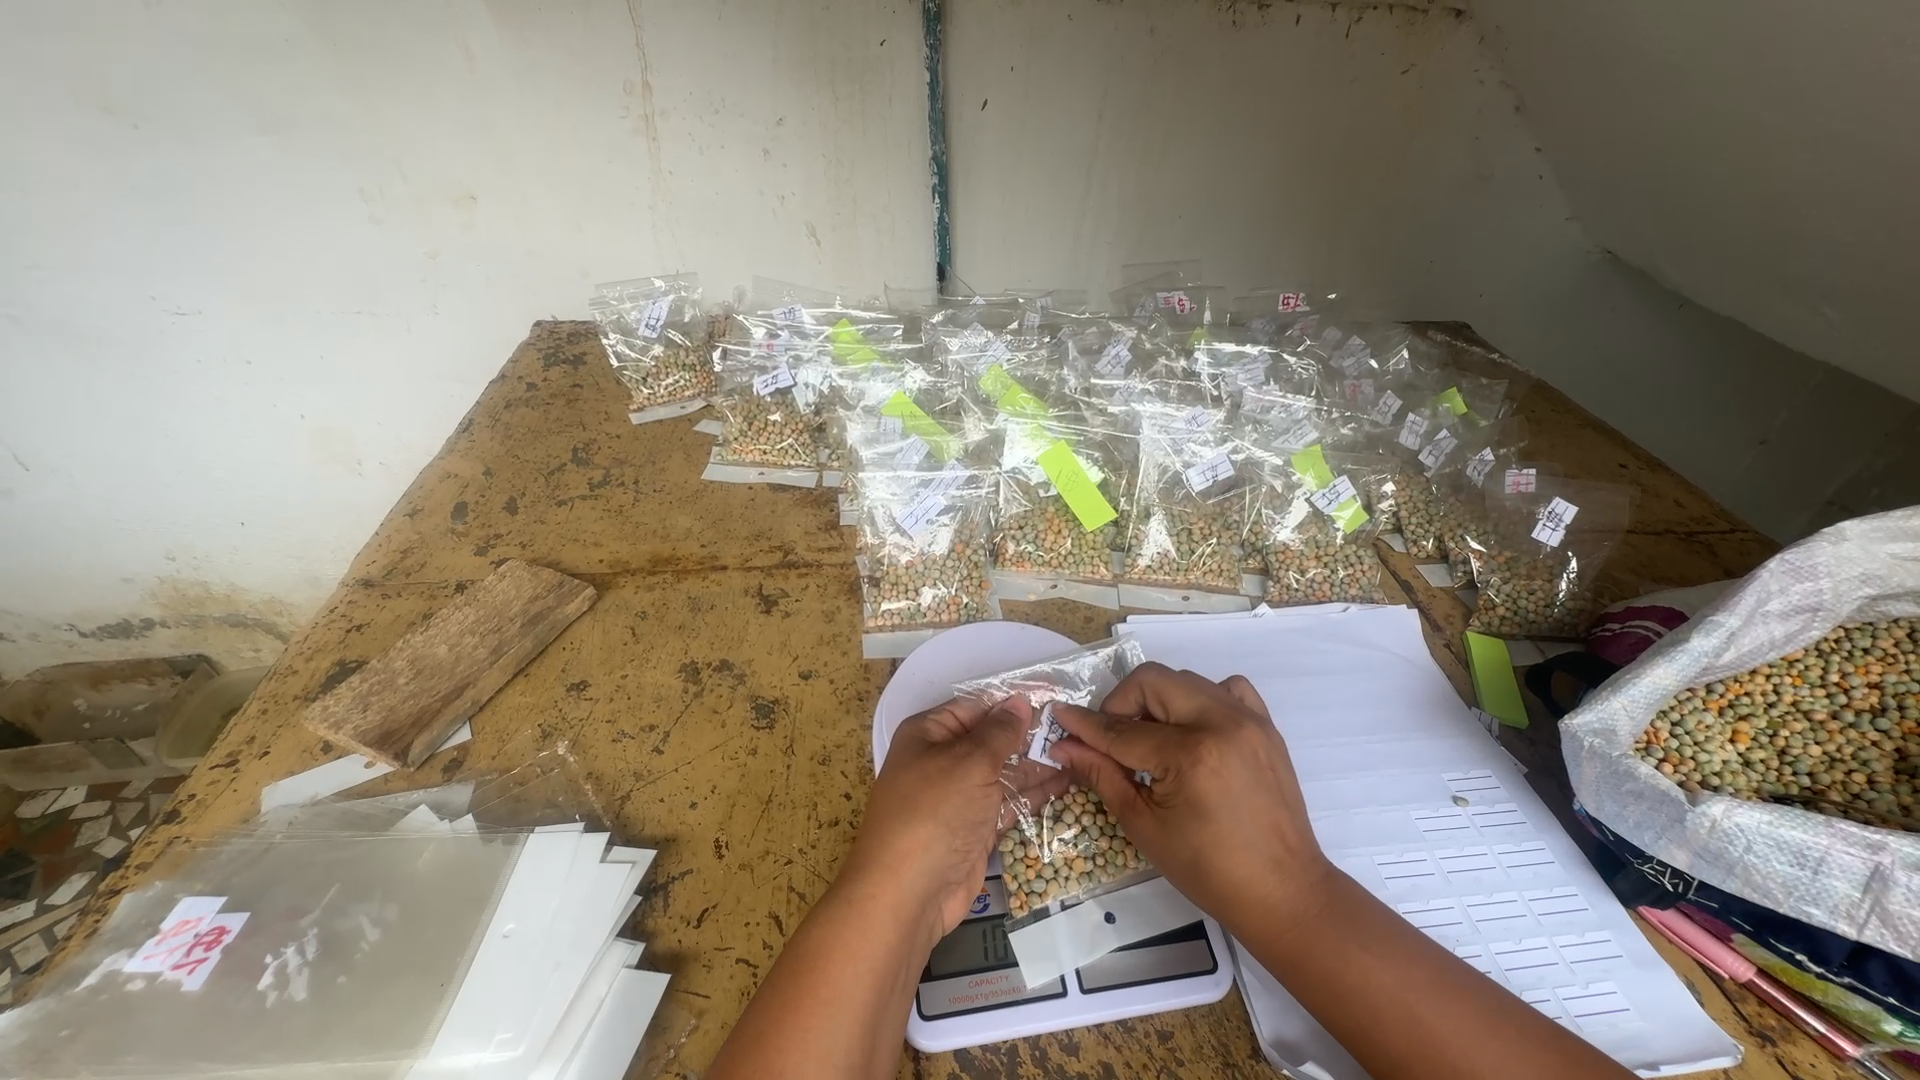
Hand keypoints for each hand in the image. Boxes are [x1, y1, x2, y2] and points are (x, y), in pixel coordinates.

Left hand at [844, 696, 1069, 946]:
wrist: (908, 893)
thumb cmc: (934, 812)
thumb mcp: (969, 762)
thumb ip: (999, 732)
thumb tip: (1020, 702)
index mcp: (929, 734)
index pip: (976, 707)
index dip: (1012, 703)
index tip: (1054, 698)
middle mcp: (942, 761)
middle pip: (990, 740)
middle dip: (1028, 736)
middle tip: (1074, 730)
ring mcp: (959, 798)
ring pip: (1002, 773)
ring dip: (1036, 765)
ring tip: (1078, 754)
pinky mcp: (974, 830)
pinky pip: (1007, 804)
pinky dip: (1033, 795)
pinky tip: (1065, 784)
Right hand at [1047, 662, 1334, 933]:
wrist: (1282, 891)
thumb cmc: (1208, 870)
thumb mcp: (1144, 826)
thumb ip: (1102, 776)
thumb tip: (1064, 746)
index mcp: (1189, 754)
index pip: (1121, 729)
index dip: (1084, 725)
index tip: (1060, 719)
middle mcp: (1220, 723)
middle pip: (1151, 681)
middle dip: (1120, 703)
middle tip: (1110, 738)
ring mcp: (1248, 720)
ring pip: (1185, 679)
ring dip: (1158, 700)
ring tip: (1151, 739)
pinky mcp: (1265, 725)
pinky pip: (1227, 688)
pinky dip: (1201, 697)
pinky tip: (1192, 729)